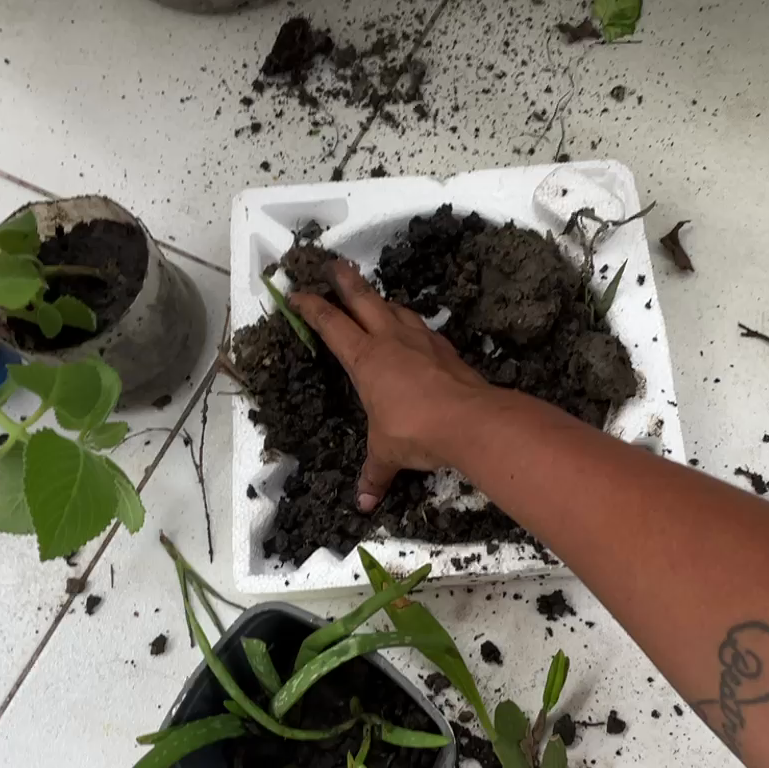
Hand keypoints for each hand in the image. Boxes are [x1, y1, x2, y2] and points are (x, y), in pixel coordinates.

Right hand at [290, 260, 492, 511]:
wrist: (471, 420)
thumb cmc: (416, 432)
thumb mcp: (388, 455)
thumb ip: (374, 474)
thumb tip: (363, 504)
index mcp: (365, 359)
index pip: (331, 325)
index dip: (312, 308)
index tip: (297, 293)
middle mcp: (391, 340)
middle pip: (363, 299)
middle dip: (345, 280)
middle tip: (333, 262)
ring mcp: (422, 341)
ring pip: (396, 308)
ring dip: (381, 299)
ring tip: (374, 296)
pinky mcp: (446, 350)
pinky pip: (422, 328)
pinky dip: (411, 324)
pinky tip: (414, 330)